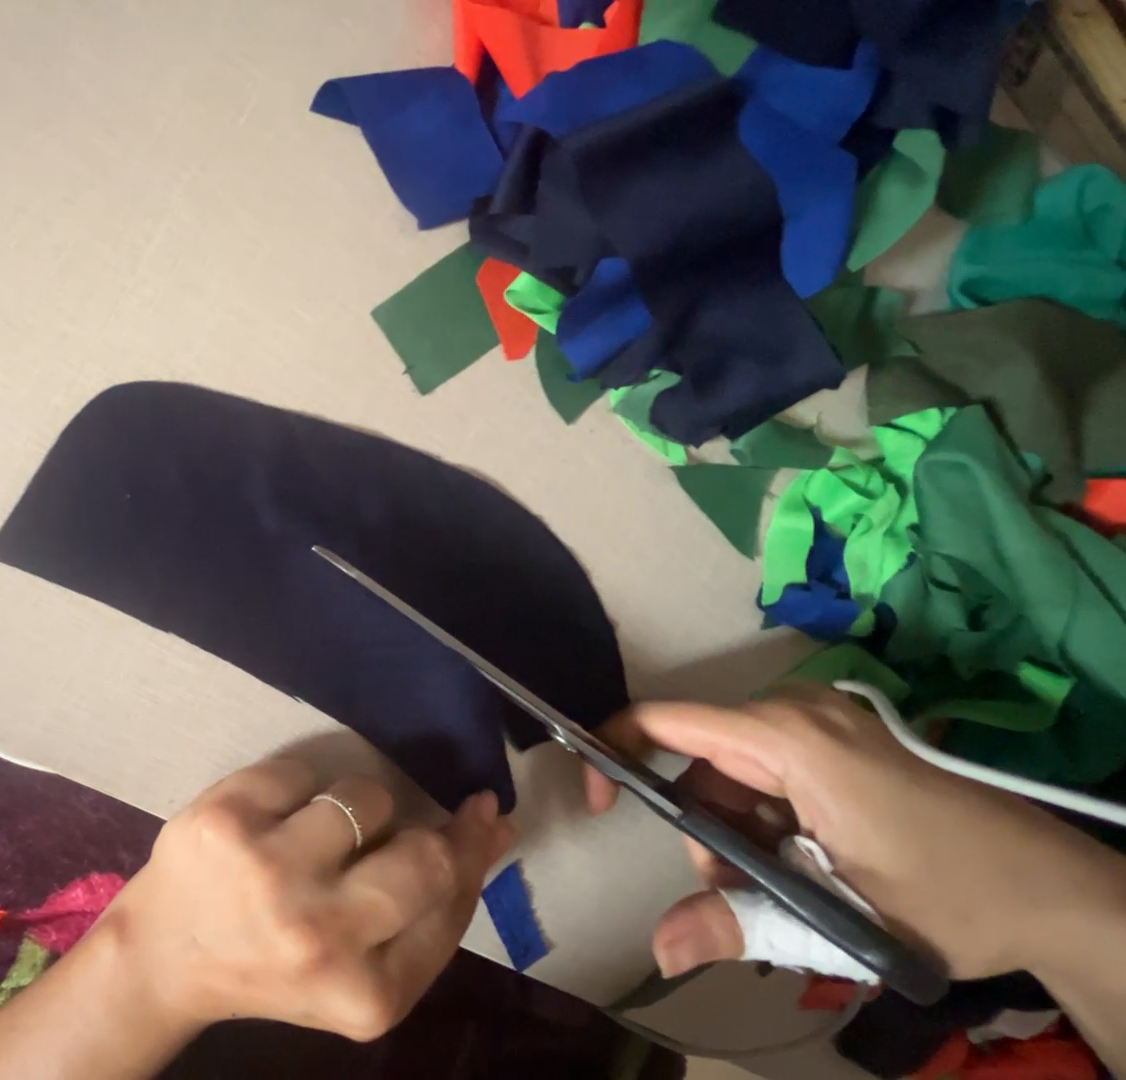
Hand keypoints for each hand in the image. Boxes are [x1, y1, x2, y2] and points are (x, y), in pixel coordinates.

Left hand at [96, 757, 516, 1041]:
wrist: (163, 956)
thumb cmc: (270, 966)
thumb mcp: (358, 974)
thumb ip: (425, 913)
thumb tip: (493, 826)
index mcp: (366, 993)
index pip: (451, 902)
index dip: (474, 851)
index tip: (483, 815)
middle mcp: (320, 934)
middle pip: (422, 853)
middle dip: (424, 828)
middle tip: (399, 827)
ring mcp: (268, 871)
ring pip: (362, 795)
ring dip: (353, 806)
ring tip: (316, 837)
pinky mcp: (224, 819)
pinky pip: (299, 768)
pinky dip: (297, 784)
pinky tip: (272, 817)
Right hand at [585, 682, 1125, 980]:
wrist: (1066, 897)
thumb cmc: (954, 896)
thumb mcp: (840, 920)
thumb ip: (739, 925)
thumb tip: (658, 953)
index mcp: (785, 737)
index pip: (660, 722)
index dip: (611, 754)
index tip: (600, 806)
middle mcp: (792, 712)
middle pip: (698, 763)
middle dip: (707, 830)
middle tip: (747, 887)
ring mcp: (816, 722)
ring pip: (730, 774)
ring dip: (738, 833)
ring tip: (790, 883)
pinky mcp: (833, 739)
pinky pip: (763, 771)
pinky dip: (766, 821)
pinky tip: (807, 858)